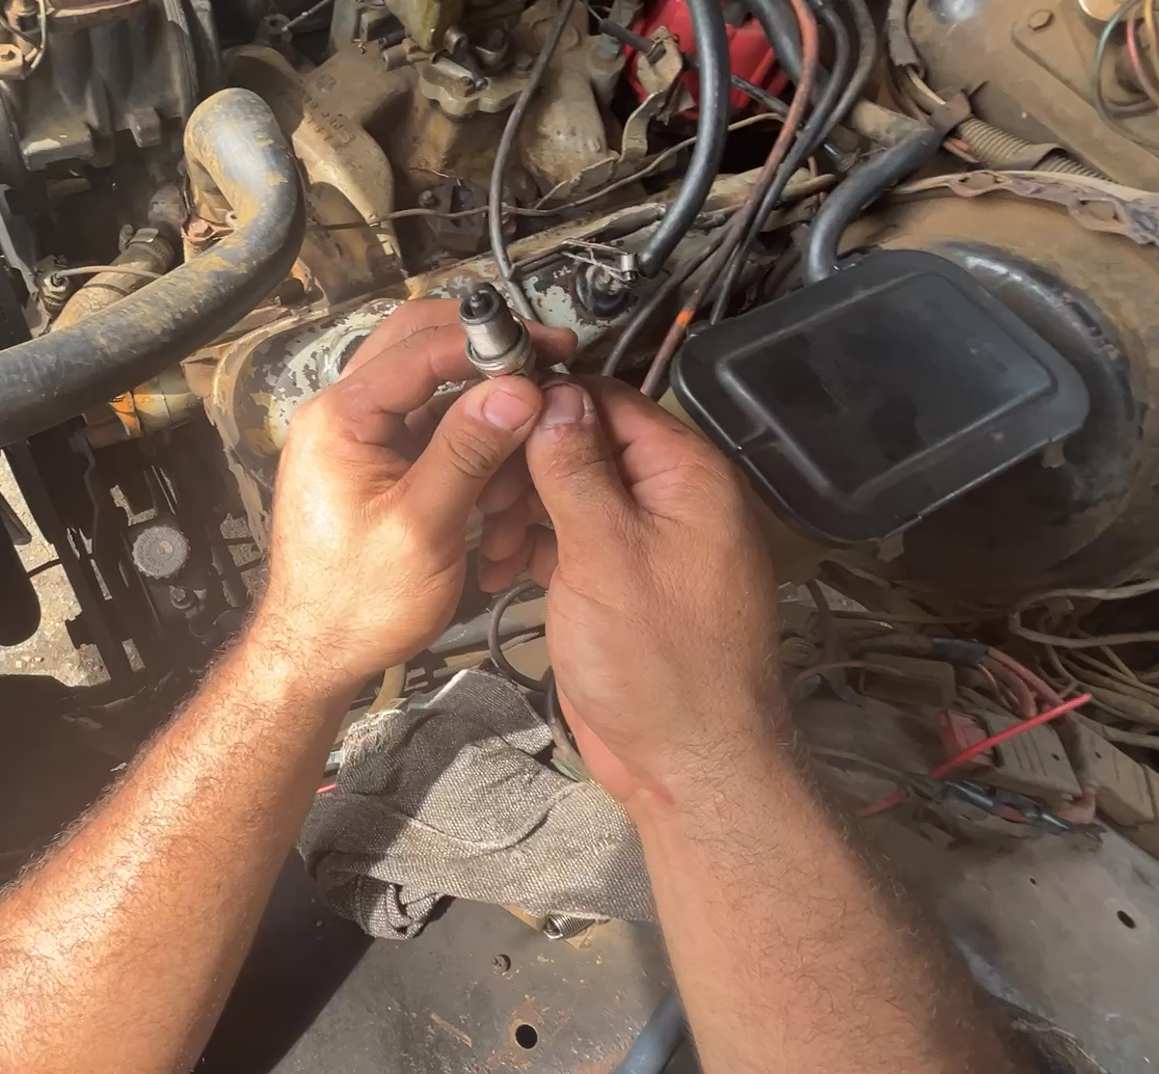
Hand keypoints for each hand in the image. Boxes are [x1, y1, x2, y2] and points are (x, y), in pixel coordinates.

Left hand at [250, 298, 574, 683]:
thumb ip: (467, 452)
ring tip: (521, 445)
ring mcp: (356, 440)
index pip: (419, 348)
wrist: (317, 651)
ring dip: (477, 407)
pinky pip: (425, 432)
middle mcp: (340, 417)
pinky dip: (465, 444)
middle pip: (416, 350)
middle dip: (481, 356)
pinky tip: (495, 478)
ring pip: (427, 392)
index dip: (490, 340)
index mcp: (338, 419)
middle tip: (540, 367)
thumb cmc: (355, 602)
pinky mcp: (374, 466)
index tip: (548, 345)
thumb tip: (517, 389)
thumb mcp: (421, 526)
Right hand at [486, 376, 786, 803]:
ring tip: (483, 541)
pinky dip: (526, 545)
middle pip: (578, 447)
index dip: (545, 402)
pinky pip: (561, 539)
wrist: (683, 763)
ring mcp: (631, 541)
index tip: (483, 414)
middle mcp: (661, 498)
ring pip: (562, 494)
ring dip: (517, 509)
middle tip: (475, 494)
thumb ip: (576, 470)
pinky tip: (494, 565)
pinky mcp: (606, 579)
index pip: (608, 402)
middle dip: (522, 466)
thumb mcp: (607, 553)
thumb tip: (552, 394)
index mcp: (682, 475)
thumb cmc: (656, 658)